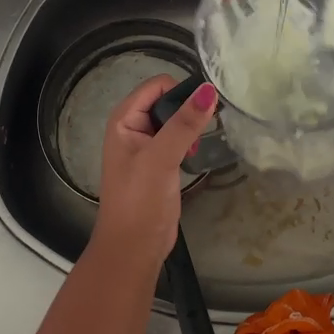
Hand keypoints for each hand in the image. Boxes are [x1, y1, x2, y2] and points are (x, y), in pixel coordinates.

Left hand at [91, 75, 217, 262]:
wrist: (133, 248)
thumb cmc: (140, 201)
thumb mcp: (161, 158)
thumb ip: (184, 123)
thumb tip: (209, 90)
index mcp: (124, 118)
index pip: (157, 85)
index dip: (181, 90)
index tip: (205, 107)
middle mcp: (132, 127)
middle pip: (166, 100)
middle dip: (187, 109)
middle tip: (204, 128)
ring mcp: (145, 145)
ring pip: (174, 120)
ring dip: (189, 127)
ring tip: (198, 146)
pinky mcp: (158, 163)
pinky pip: (176, 138)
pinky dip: (188, 142)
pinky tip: (194, 156)